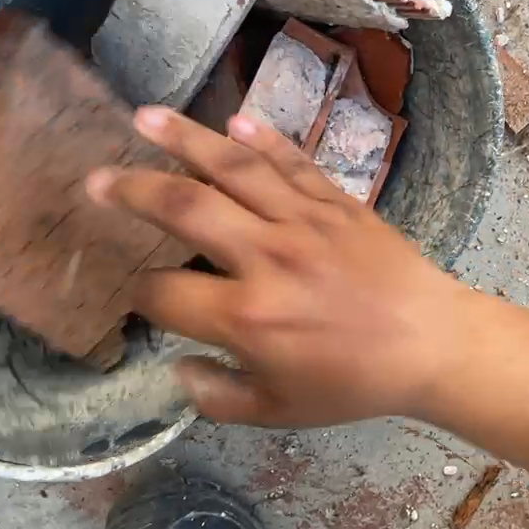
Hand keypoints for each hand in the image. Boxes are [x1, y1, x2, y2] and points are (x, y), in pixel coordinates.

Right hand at [86, 107, 485, 426]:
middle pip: (186, 209)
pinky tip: (236, 119)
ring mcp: (305, 222)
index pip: (165, 292)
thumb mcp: (281, 412)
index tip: (135, 289)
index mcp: (249, 317)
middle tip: (96, 177)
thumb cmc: (356, 382)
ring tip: (144, 116)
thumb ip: (219, 396)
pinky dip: (264, 139)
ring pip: (236, 168)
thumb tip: (177, 368)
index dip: (139, 292)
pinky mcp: (338, 203)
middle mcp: (268, 257)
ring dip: (186, 139)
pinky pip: (293, 163)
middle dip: (133, 191)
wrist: (432, 342)